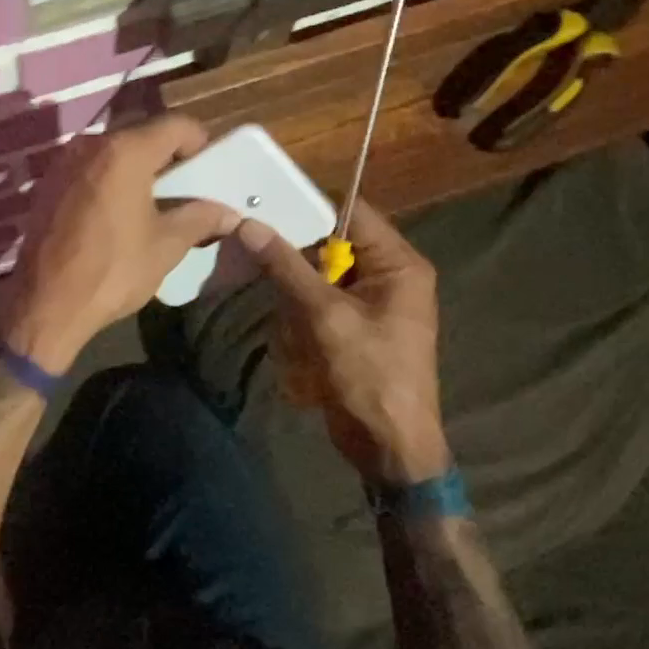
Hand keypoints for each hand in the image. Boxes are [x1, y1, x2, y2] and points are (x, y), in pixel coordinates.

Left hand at [0, 115, 240, 373]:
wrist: (45, 304)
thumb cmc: (112, 270)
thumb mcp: (166, 246)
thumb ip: (200, 218)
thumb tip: (226, 212)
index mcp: (124, 151)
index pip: (175, 125)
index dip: (200, 141)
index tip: (209, 169)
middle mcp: (90, 144)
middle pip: (141, 134)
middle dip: (168, 155)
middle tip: (186, 187)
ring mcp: (64, 162)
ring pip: (113, 150)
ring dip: (137, 167)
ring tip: (154, 201)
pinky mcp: (47, 183)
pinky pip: (89, 168)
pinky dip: (109, 179)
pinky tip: (118, 211)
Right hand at [237, 201, 449, 484]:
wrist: (389, 446)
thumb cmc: (370, 374)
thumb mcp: (326, 315)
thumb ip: (287, 267)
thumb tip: (250, 225)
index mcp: (398, 264)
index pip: (353, 212)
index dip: (310, 205)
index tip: (265, 202)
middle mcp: (389, 275)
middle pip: (332, 243)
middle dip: (297, 255)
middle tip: (255, 248)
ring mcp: (372, 302)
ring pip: (320, 274)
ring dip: (297, 293)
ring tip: (286, 313)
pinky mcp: (355, 326)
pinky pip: (320, 303)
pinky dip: (301, 314)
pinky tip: (293, 335)